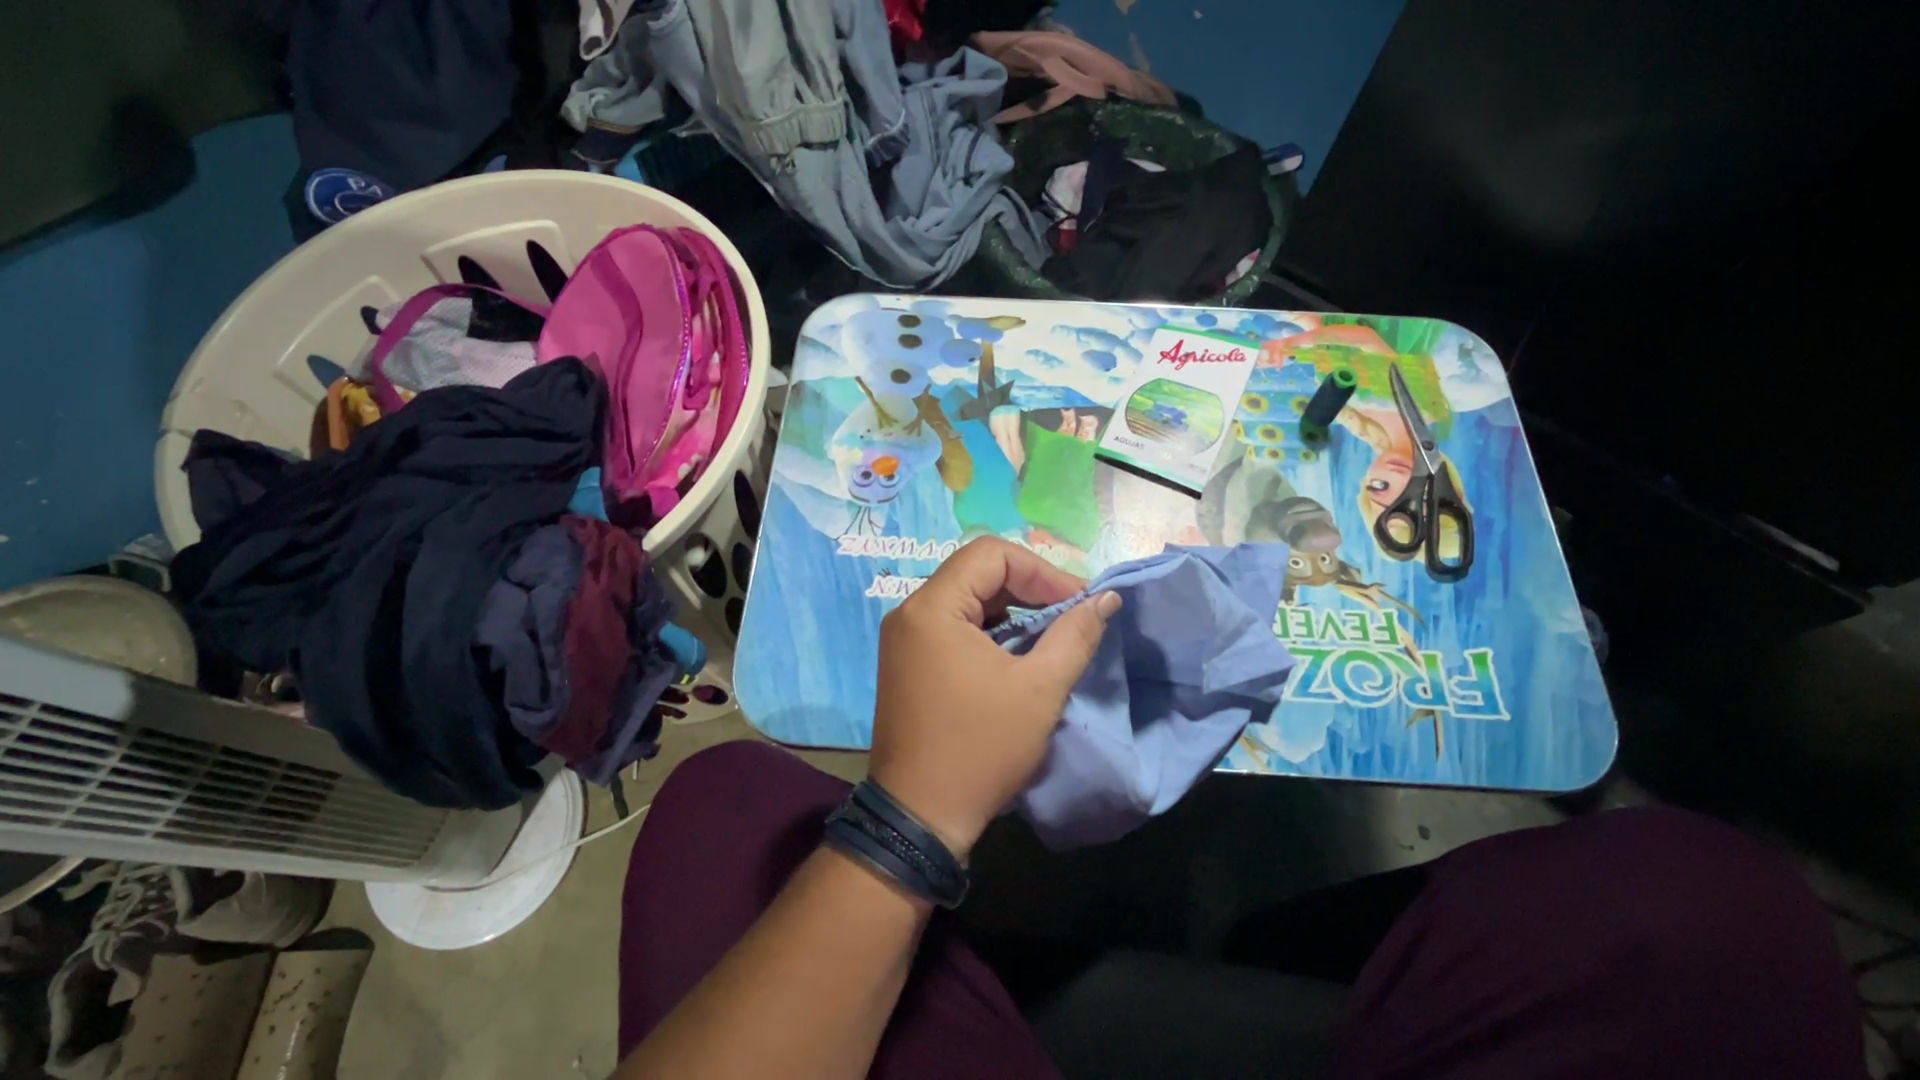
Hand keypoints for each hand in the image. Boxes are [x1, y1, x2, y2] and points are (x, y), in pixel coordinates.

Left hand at [869, 537, 1120, 856]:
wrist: (920, 817)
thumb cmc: (981, 748)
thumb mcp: (1040, 689)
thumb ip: (1075, 634)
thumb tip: (1105, 598)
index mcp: (932, 608)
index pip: (991, 553)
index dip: (1042, 570)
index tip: (1078, 603)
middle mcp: (910, 614)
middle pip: (976, 573)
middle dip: (1030, 589)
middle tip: (1072, 617)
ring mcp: (904, 640)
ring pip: (967, 601)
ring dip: (1013, 612)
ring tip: (1053, 637)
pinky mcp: (908, 665)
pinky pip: (954, 628)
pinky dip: (991, 633)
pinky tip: (1021, 658)